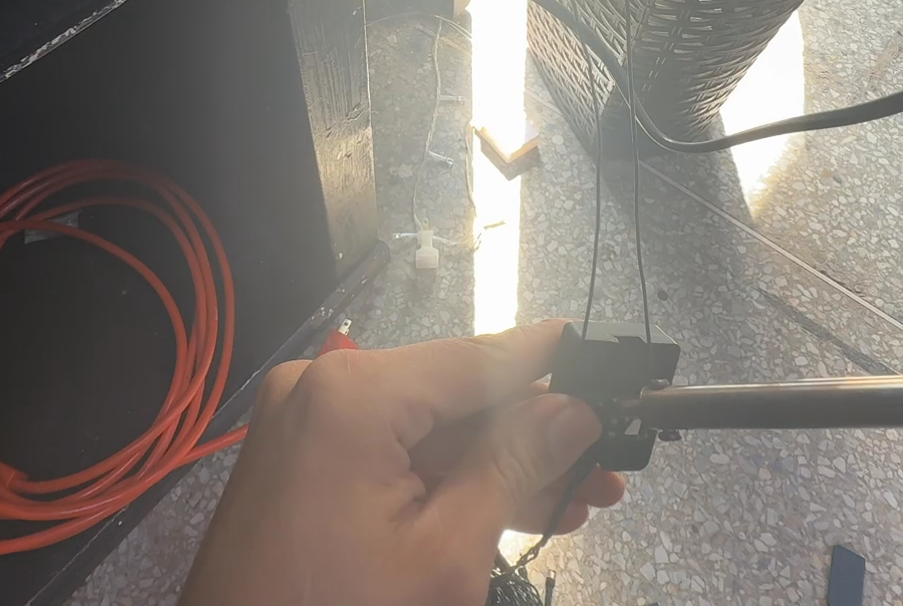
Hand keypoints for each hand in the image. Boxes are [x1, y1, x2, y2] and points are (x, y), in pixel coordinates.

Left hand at [178, 320, 622, 605]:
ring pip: (424, 429)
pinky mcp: (302, 454)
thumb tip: (570, 410)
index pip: (472, 359)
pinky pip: (389, 451)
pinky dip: (441, 478)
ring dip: (492, 462)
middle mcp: (322, 384)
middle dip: (527, 433)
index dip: (541, 357)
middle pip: (450, 397)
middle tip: (601, 460)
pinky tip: (506, 501)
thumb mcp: (445, 552)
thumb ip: (511, 464)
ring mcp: (307, 419)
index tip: (594, 350)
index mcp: (351, 391)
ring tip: (574, 492)